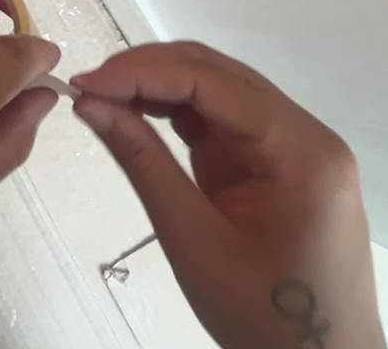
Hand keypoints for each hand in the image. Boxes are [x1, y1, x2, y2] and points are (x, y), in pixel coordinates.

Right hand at [72, 42, 385, 348]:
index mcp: (301, 150)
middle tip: (88, 89)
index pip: (210, 81)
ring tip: (102, 99)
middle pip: (214, 72)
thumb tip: (85, 101)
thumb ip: (140, 159)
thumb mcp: (192, 238)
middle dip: (145, 71)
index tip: (84, 84)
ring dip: (155, 84)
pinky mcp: (271, 159)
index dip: (140, 72)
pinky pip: (215, 114)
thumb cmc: (264, 316)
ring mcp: (290, 144)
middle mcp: (303, 134)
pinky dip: (171, 108)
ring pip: (212, 85)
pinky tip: (134, 113)